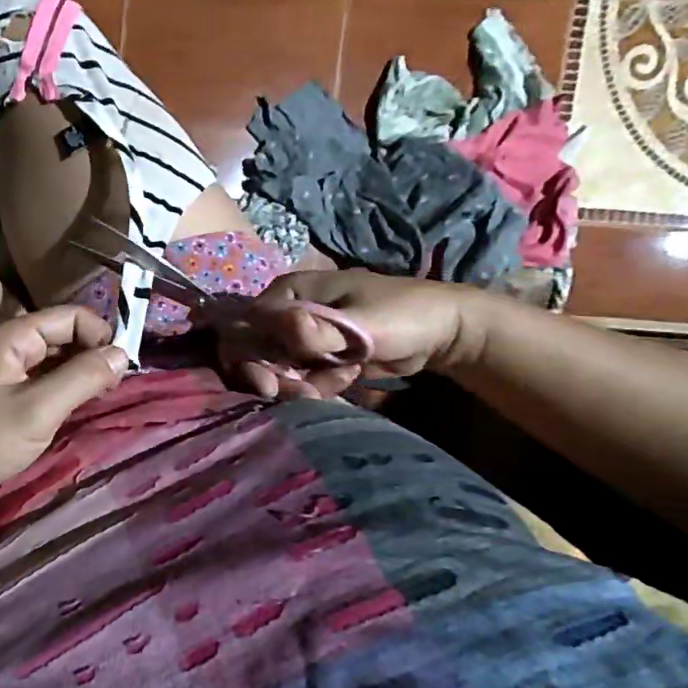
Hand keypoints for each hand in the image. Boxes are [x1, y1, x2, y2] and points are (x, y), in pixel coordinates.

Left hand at [0, 306, 128, 510]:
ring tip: (101, 396)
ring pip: (59, 357)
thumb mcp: (41, 408)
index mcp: (12, 336)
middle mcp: (9, 344)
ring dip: (83, 372)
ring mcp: (7, 369)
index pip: (70, 316)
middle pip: (65, 334)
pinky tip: (80, 405)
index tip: (120, 369)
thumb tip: (124, 353)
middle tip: (114, 386)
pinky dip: (68, 386)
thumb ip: (84, 377)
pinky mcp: (8, 393)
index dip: (99, 336)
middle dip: (93, 353)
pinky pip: (48, 377)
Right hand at [225, 270, 487, 398]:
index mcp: (290, 292)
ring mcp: (300, 334)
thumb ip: (321, 330)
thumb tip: (283, 327)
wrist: (441, 331)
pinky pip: (299, 377)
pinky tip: (347, 378)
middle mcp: (287, 311)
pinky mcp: (315, 354)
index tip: (272, 388)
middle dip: (278, 379)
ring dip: (302, 384)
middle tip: (308, 395)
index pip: (245, 329)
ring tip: (342, 380)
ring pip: (277, 370)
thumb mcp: (363, 325)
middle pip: (256, 353)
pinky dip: (318, 385)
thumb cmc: (403, 315)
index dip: (250, 361)